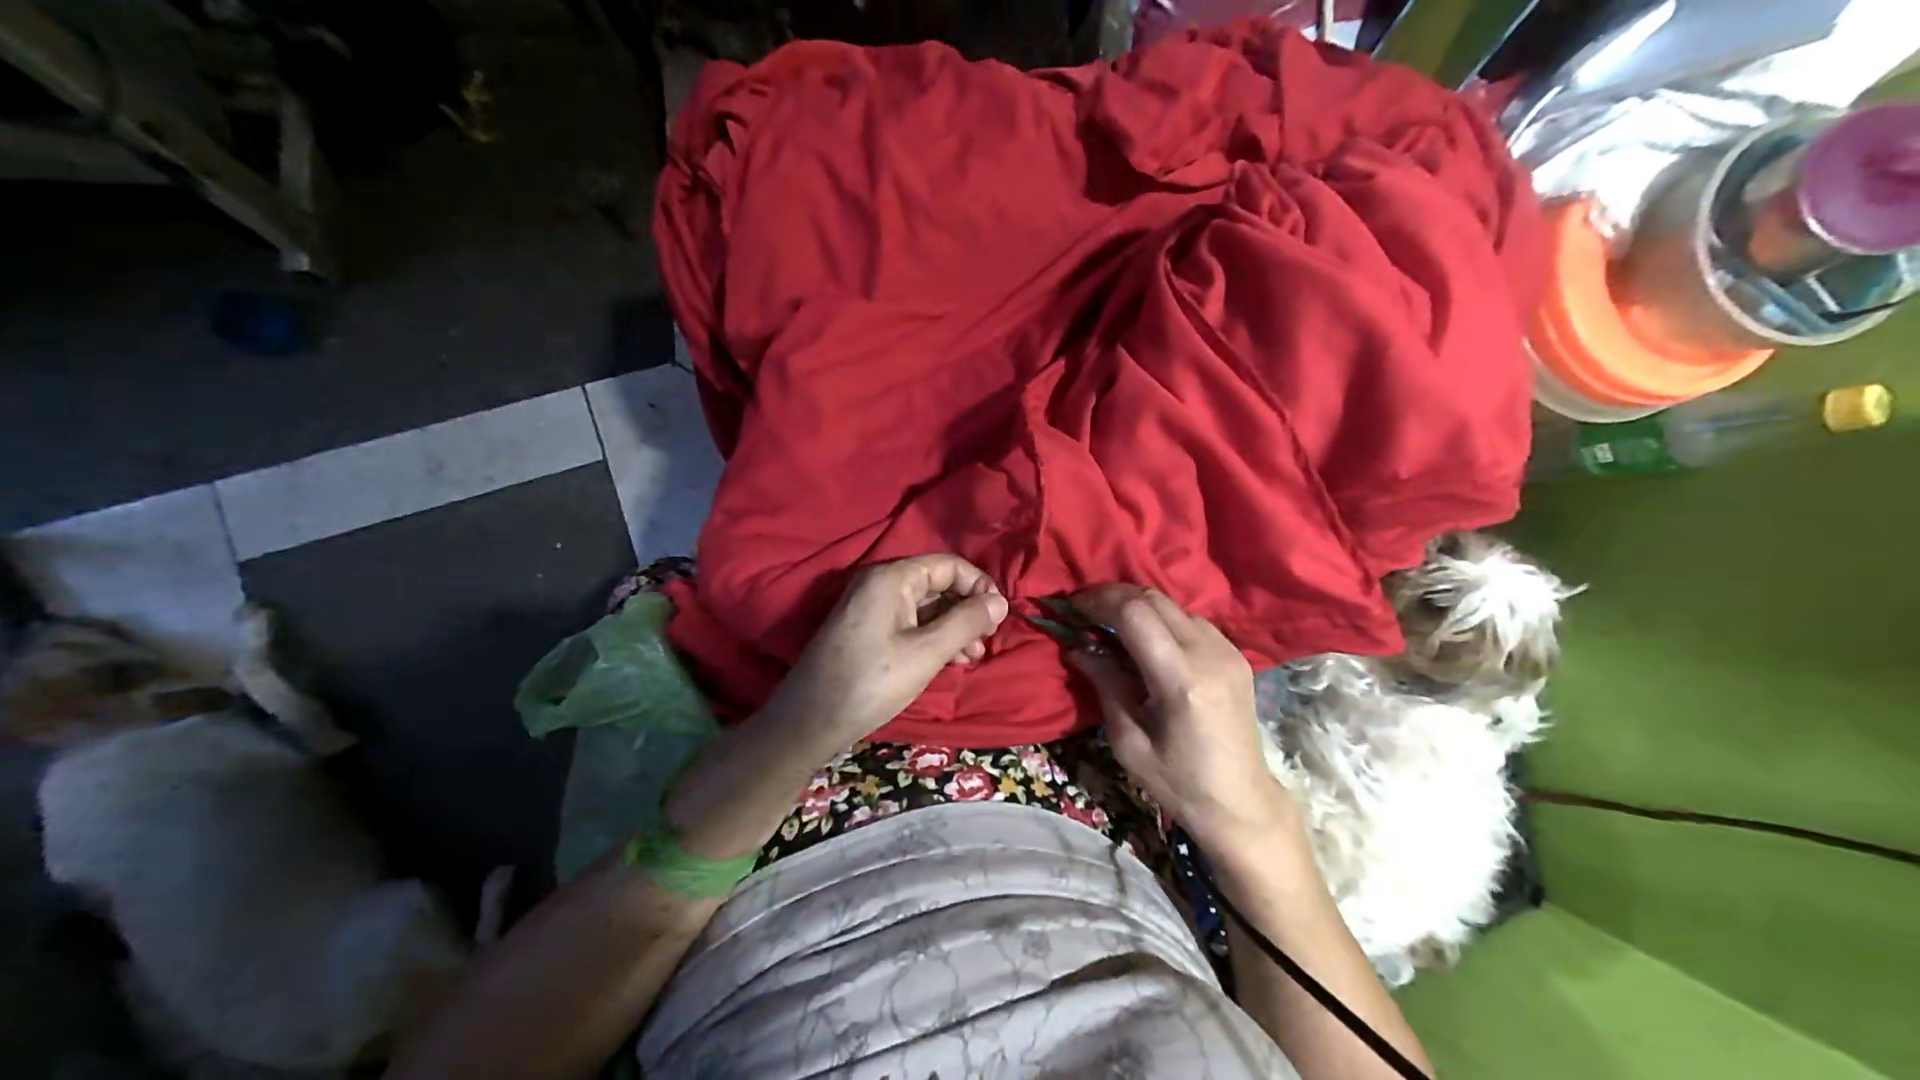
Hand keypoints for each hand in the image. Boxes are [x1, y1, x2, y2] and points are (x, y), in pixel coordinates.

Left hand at [767, 555, 1008, 746]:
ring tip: (972, 657)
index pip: (948, 565)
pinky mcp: (865, 630)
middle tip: (986, 641)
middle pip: (936, 583)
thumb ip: (966, 623)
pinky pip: (908, 622)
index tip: (999, 617)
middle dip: (966, 609)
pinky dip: (932, 637)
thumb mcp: (926, 653)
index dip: (979, 586)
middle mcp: (879, 583)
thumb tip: (1000, 602)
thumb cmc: (872, 681)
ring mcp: (869, 607)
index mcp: (891, 578)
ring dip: (952, 627)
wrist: (809, 721)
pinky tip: (949, 660)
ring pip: (924, 606)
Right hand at [1066, 585, 1299, 847]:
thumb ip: (1106, 684)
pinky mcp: (1235, 655)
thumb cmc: (1179, 782)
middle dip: (1112, 597)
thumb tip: (1077, 646)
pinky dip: (1160, 618)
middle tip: (1083, 611)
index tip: (1071, 609)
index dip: (1098, 602)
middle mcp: (1209, 654)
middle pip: (1153, 599)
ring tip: (1108, 624)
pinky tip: (1144, 639)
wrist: (1241, 803)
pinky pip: (1190, 620)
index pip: (1134, 613)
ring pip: (1172, 605)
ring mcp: (1227, 651)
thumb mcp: (1129, 741)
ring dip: (1136, 606)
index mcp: (1181, 679)